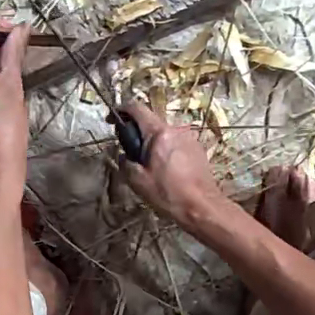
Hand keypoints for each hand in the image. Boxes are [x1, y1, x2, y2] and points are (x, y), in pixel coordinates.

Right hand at [118, 102, 228, 228]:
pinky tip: (168, 170)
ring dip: (154, 143)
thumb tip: (123, 155)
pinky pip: (176, 142)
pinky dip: (167, 150)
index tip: (113, 120)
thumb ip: (124, 162)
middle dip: (138, 134)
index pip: (137, 108)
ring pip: (164, 134)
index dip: (121, 110)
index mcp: (159, 134)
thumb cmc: (168, 194)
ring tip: (152, 167)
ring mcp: (189, 138)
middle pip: (151, 122)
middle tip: (132, 154)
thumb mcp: (137, 181)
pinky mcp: (198, 148)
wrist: (201, 206)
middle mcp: (176, 130)